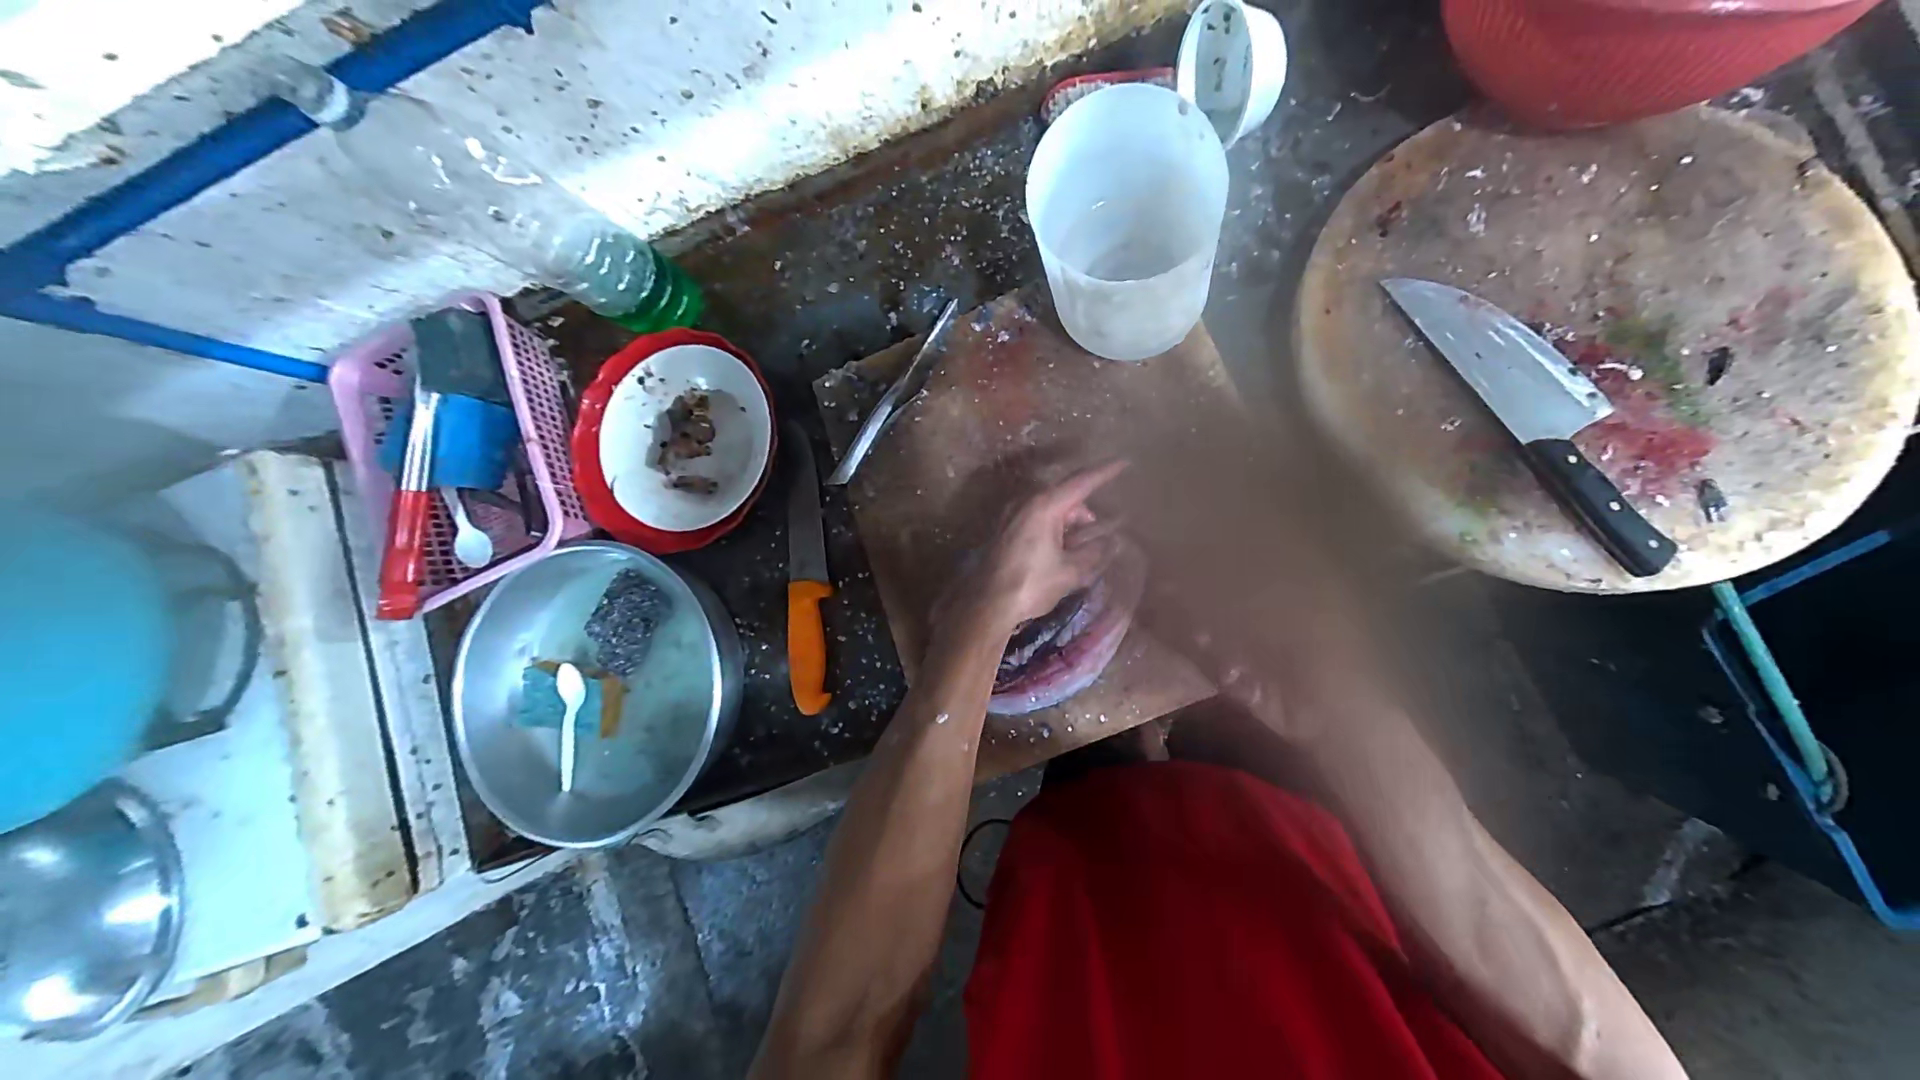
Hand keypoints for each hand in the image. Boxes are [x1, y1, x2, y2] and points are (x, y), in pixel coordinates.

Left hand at [938, 461, 1128, 637]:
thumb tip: (1112, 542)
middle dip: (1085, 508)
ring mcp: (1012, 514)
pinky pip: (1036, 517)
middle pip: (1064, 494)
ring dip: (1068, 519)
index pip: (1081, 482)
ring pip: (1049, 507)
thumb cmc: (1031, 585)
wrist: (988, 604)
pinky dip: (1053, 526)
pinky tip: (1061, 547)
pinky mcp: (1005, 529)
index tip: (1124, 462)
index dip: (1105, 472)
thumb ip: (1095, 552)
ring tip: (1081, 544)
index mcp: (1044, 506)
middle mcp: (1025, 503)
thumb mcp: (1071, 571)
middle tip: (1099, 528)